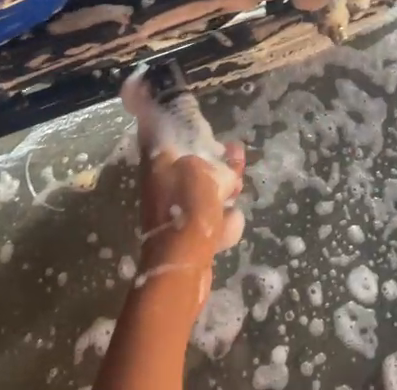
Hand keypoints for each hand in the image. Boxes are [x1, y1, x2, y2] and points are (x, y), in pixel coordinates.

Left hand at [137, 140, 245, 284]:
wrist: (182, 263)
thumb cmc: (186, 208)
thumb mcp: (202, 171)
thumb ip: (213, 165)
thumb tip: (223, 174)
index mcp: (159, 167)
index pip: (171, 139)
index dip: (192, 133)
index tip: (212, 133)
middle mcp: (163, 188)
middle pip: (194, 168)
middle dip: (218, 164)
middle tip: (238, 157)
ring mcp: (175, 215)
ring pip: (205, 195)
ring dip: (224, 191)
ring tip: (238, 188)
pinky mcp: (187, 238)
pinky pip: (210, 220)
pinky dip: (222, 220)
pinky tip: (233, 220)